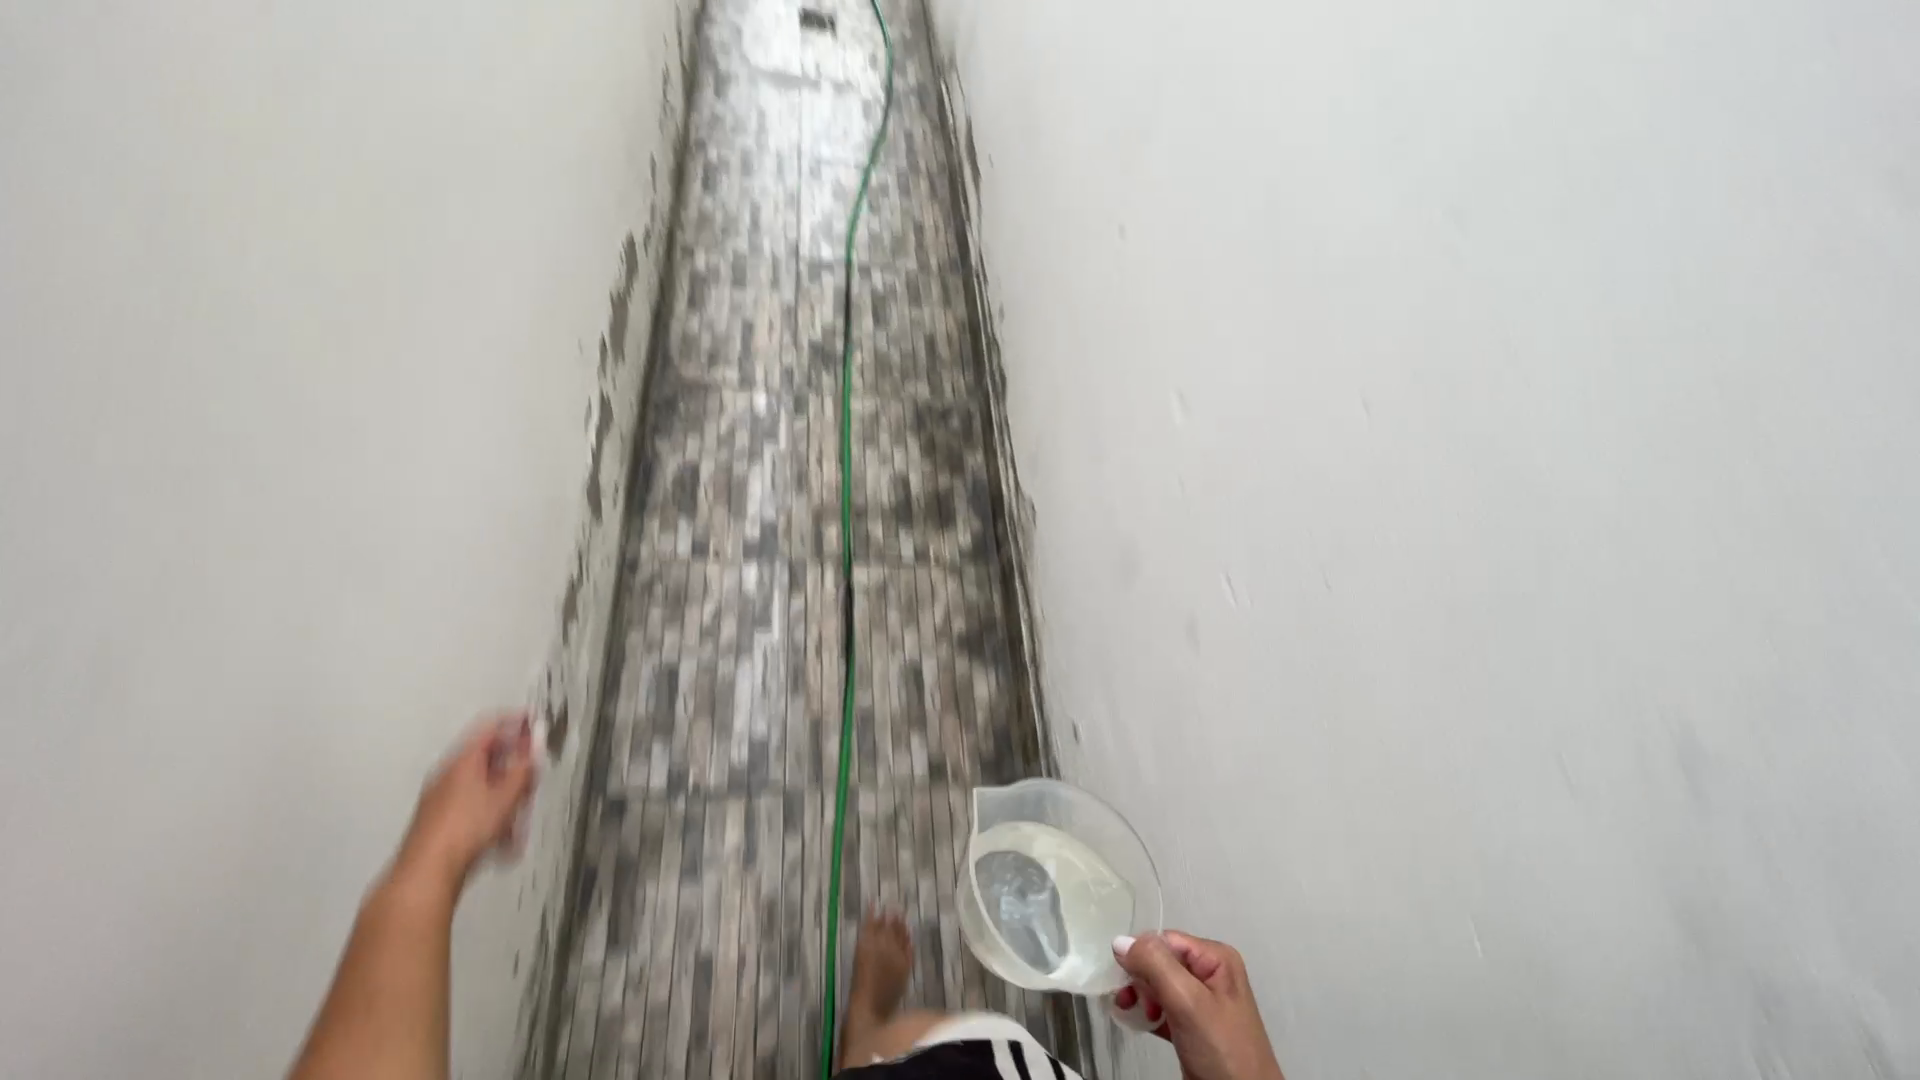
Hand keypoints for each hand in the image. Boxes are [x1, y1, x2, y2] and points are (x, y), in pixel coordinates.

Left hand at [393, 711, 537, 898]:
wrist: (428, 871)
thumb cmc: (461, 831)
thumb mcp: (507, 795)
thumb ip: (524, 769)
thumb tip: (532, 751)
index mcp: (462, 761)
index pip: (492, 727)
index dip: (517, 723)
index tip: (533, 723)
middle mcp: (448, 776)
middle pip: (490, 761)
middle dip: (515, 773)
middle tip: (530, 780)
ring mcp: (442, 800)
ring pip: (485, 789)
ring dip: (506, 802)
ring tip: (516, 822)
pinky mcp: (441, 823)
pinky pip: (475, 812)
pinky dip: (492, 820)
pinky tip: (502, 841)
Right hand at [1113, 932, 1283, 1079]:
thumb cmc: (1220, 1049)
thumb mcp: (1188, 1001)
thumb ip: (1155, 965)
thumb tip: (1119, 940)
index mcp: (1215, 958)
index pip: (1165, 941)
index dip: (1141, 956)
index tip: (1126, 981)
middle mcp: (1209, 974)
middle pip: (1159, 962)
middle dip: (1139, 979)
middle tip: (1130, 1001)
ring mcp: (1201, 1002)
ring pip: (1157, 986)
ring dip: (1140, 997)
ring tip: (1131, 1012)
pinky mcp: (1192, 1027)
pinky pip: (1162, 1008)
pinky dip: (1146, 1013)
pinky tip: (1136, 1022)